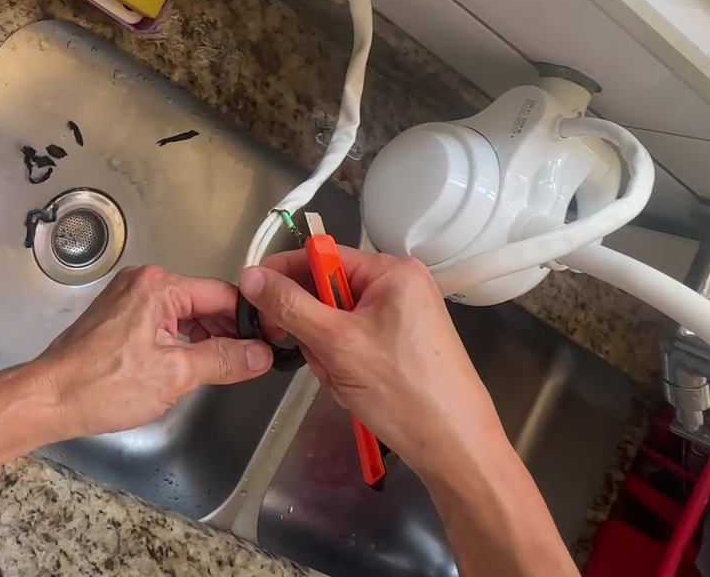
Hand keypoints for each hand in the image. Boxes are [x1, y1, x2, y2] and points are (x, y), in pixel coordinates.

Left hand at [26, 265, 273, 438]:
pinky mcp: (120, 313)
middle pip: (202, 301)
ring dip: (206, 337)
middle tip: (253, 362)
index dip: (249, 320)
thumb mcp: (175, 375)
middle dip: (228, 330)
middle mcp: (144, 280)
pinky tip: (193, 363)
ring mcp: (129, 295)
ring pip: (184, 311)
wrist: (50, 397)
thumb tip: (262, 353)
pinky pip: (164, 318)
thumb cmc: (106, 385)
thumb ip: (224, 360)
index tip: (271, 342)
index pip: (221, 294)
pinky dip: (182, 338)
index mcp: (158, 285)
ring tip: (226, 367)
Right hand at [241, 247, 501, 468]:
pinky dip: (344, 362)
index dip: (285, 275)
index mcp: (391, 271)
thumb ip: (289, 305)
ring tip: (343, 380)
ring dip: (327, 351)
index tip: (256, 299)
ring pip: (337, 320)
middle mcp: (400, 285)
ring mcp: (404, 316)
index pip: (321, 256)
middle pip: (327, 290)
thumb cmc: (403, 391)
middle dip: (313, 328)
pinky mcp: (403, 343)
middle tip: (319, 358)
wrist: (459, 453)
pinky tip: (353, 388)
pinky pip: (354, 339)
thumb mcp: (336, 343)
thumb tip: (250, 275)